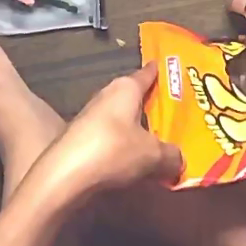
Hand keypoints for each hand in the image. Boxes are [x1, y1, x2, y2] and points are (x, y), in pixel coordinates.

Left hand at [23, 66, 181, 207]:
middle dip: (153, 106)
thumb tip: (181, 159)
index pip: (147, 73)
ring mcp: (93, 115)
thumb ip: (171, 155)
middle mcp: (109, 94)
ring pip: (124, 118)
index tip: (173, 70)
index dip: (161, 73)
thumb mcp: (152, 155)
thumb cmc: (113, 149)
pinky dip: (125, 145)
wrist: (64, 174)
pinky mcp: (82, 136)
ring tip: (160, 144)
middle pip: (136, 96)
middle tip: (176, 116)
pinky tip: (136, 162)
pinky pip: (112, 136)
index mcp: (126, 87)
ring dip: (139, 129)